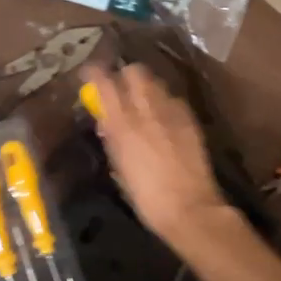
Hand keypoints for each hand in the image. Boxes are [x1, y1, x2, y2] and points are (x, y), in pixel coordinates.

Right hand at [83, 64, 235, 245]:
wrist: (189, 208)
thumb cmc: (146, 197)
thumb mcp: (119, 168)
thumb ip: (112, 140)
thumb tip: (106, 123)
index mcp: (122, 125)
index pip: (104, 82)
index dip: (95, 72)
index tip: (90, 72)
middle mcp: (146, 110)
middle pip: (135, 72)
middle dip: (125, 75)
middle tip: (121, 87)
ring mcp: (171, 112)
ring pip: (156, 82)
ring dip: (146, 87)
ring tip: (144, 102)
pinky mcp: (190, 119)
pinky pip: (173, 99)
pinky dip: (165, 102)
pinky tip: (165, 118)